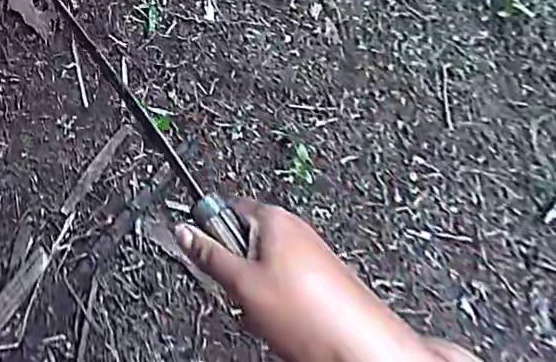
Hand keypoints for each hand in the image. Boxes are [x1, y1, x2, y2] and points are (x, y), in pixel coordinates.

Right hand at [176, 199, 468, 361]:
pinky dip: (284, 305)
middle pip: (245, 240)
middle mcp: (296, 229)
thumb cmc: (313, 318)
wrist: (371, 358)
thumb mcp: (243, 285)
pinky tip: (290, 327)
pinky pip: (290, 286)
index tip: (208, 257)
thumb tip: (184, 231)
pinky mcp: (330, 285)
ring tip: (270, 317)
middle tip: (241, 295)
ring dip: (260, 292)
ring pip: (267, 268)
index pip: (224, 208)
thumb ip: (208, 255)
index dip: (212, 234)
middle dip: (238, 270)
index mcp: (273, 217)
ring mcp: (315, 257)